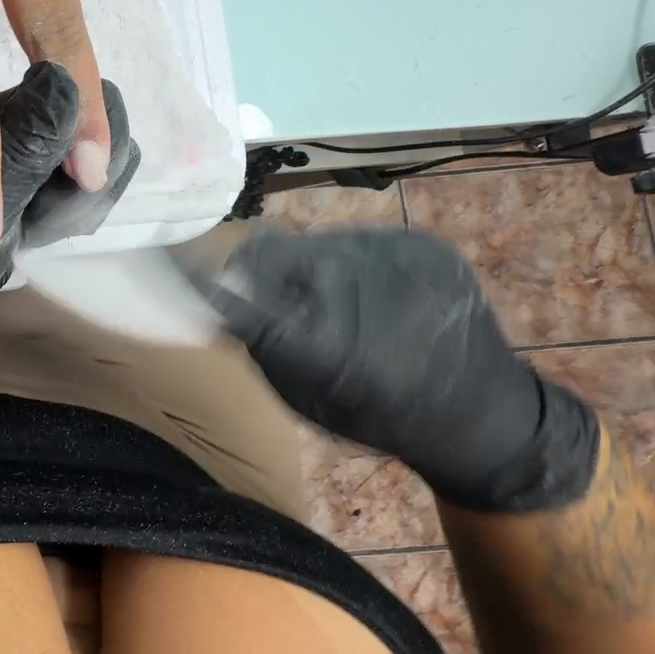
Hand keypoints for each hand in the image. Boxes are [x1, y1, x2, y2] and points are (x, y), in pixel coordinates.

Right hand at [204, 227, 599, 512]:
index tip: (168, 262)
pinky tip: (365, 290)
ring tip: (326, 297)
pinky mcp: (423, 243)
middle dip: (255, 269)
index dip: (199, 275)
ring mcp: (397, 258)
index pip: (237, 294)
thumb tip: (211, 288)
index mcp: (322, 344)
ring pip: (311, 241)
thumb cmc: (374, 415)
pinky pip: (352, 238)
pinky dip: (342, 260)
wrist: (486, 415)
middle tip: (259, 292)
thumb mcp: (300, 394)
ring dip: (300, 264)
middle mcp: (357, 288)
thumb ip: (256, 338)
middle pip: (271, 252)